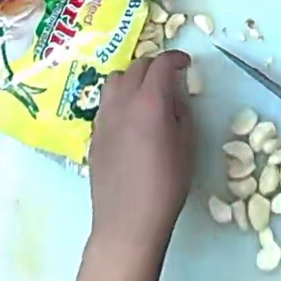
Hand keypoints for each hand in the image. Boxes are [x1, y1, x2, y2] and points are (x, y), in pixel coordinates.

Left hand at [63, 52, 194, 280]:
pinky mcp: (93, 132)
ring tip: (144, 92)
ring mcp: (104, 115)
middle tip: (168, 77)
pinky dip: (120, 98)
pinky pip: (107, 101)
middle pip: (137, 66)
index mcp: (149, 100)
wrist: (127, 222)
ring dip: (133, 78)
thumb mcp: (186, 146)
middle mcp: (123, 100)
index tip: (185, 63)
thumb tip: (174, 96)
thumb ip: (181, 112)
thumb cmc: (165, 186)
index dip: (175, 58)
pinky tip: (130, 117)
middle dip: (155, 66)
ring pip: (116, 79)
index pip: (161, 63)